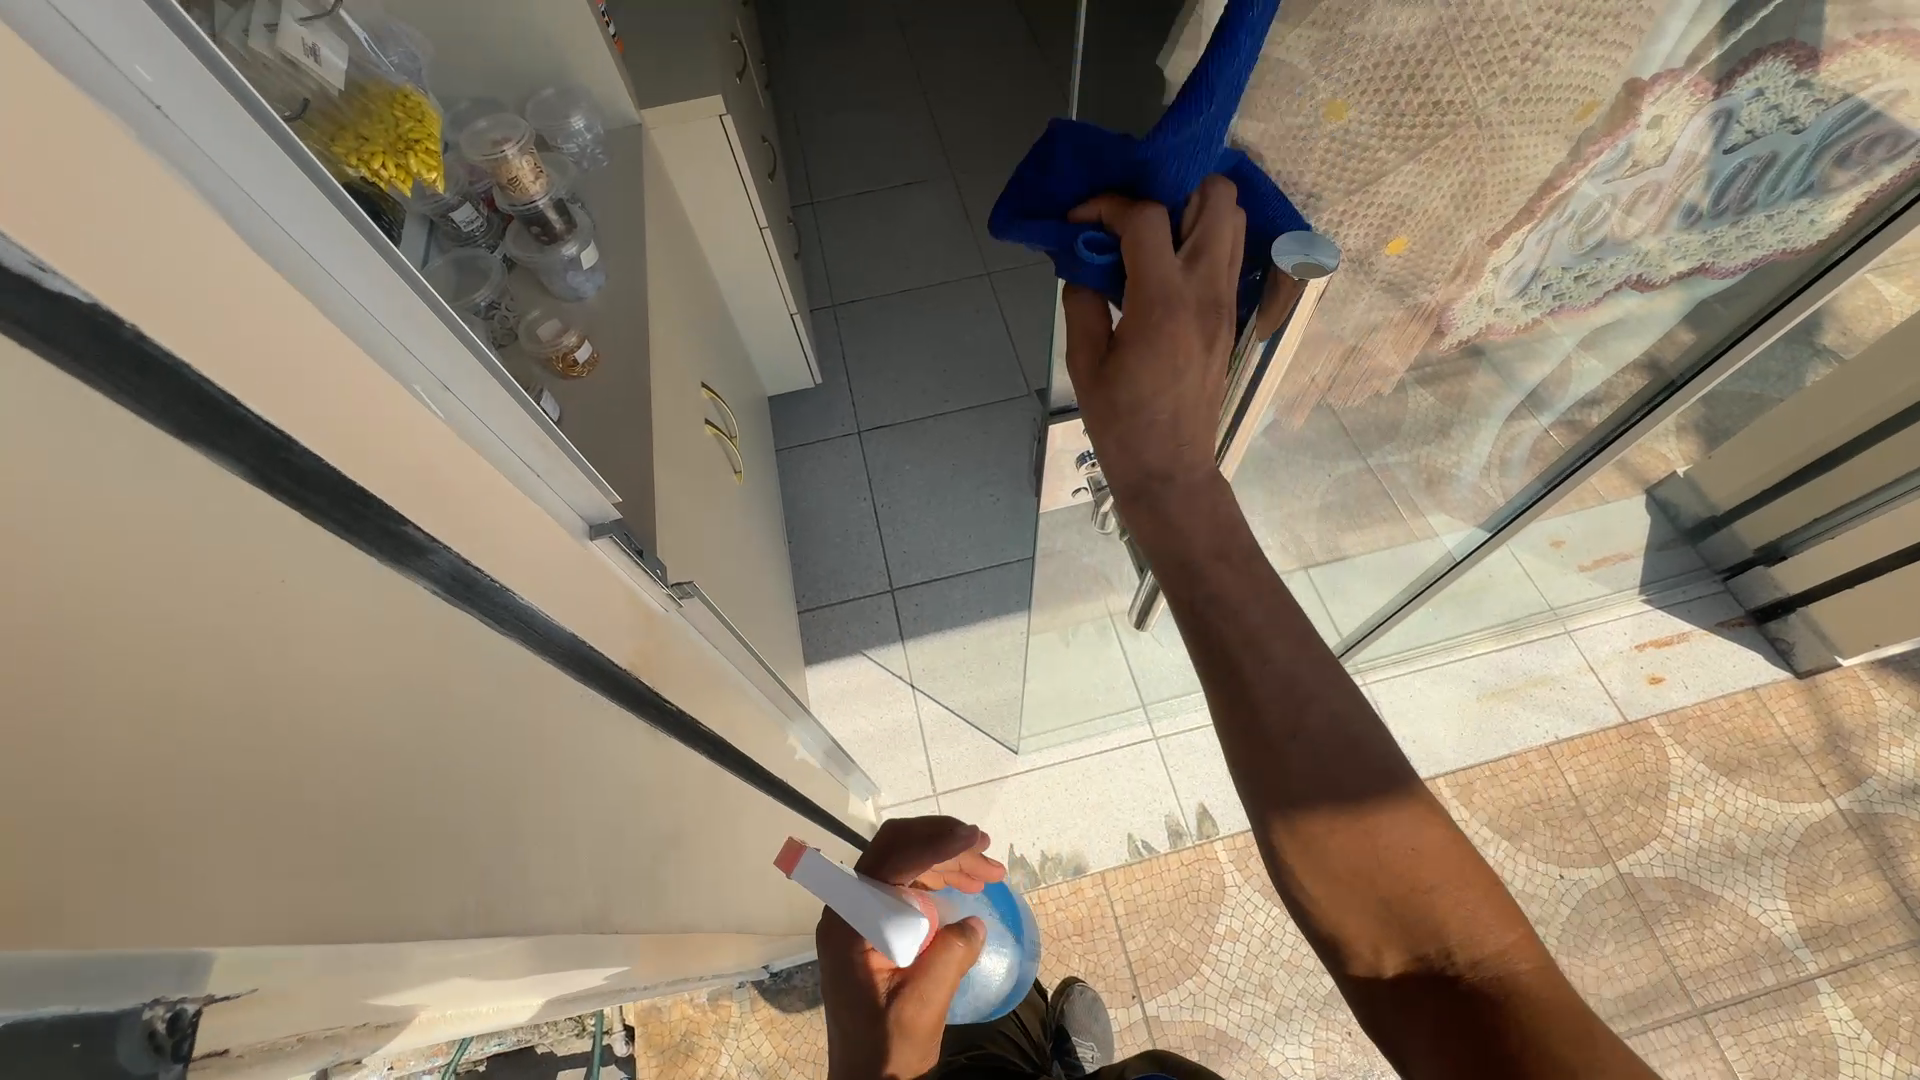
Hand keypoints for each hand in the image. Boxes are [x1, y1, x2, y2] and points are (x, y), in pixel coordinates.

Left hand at [818, 816, 1007, 1079]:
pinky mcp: (875, 920)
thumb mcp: (922, 1009)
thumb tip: (973, 922)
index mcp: (850, 921)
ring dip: (947, 857)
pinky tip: (967, 885)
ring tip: (988, 870)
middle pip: (896, 848)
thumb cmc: (887, 1052)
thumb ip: (948, 958)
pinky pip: (907, 879)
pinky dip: (940, 874)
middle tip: (986, 850)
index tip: (973, 838)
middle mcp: (850, 906)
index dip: (935, 843)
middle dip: (943, 841)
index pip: (892, 861)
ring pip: (905, 858)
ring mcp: (861, 911)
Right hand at [1063, 176, 1245, 513]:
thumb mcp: (1085, 363)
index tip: (1080, 219)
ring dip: (1194, 209)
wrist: (1169, 468)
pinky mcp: (1232, 317)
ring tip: (1152, 233)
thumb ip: (1083, 301)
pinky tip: (1166, 264)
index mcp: (1162, 303)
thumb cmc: (1120, 423)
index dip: (1109, 205)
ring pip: (1234, 219)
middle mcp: (1206, 291)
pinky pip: (1230, 253)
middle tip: (1133, 214)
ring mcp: (1227, 303)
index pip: (1146, 217)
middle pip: (1216, 196)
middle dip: (1172, 187)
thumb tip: (1083, 263)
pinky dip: (1203, 238)